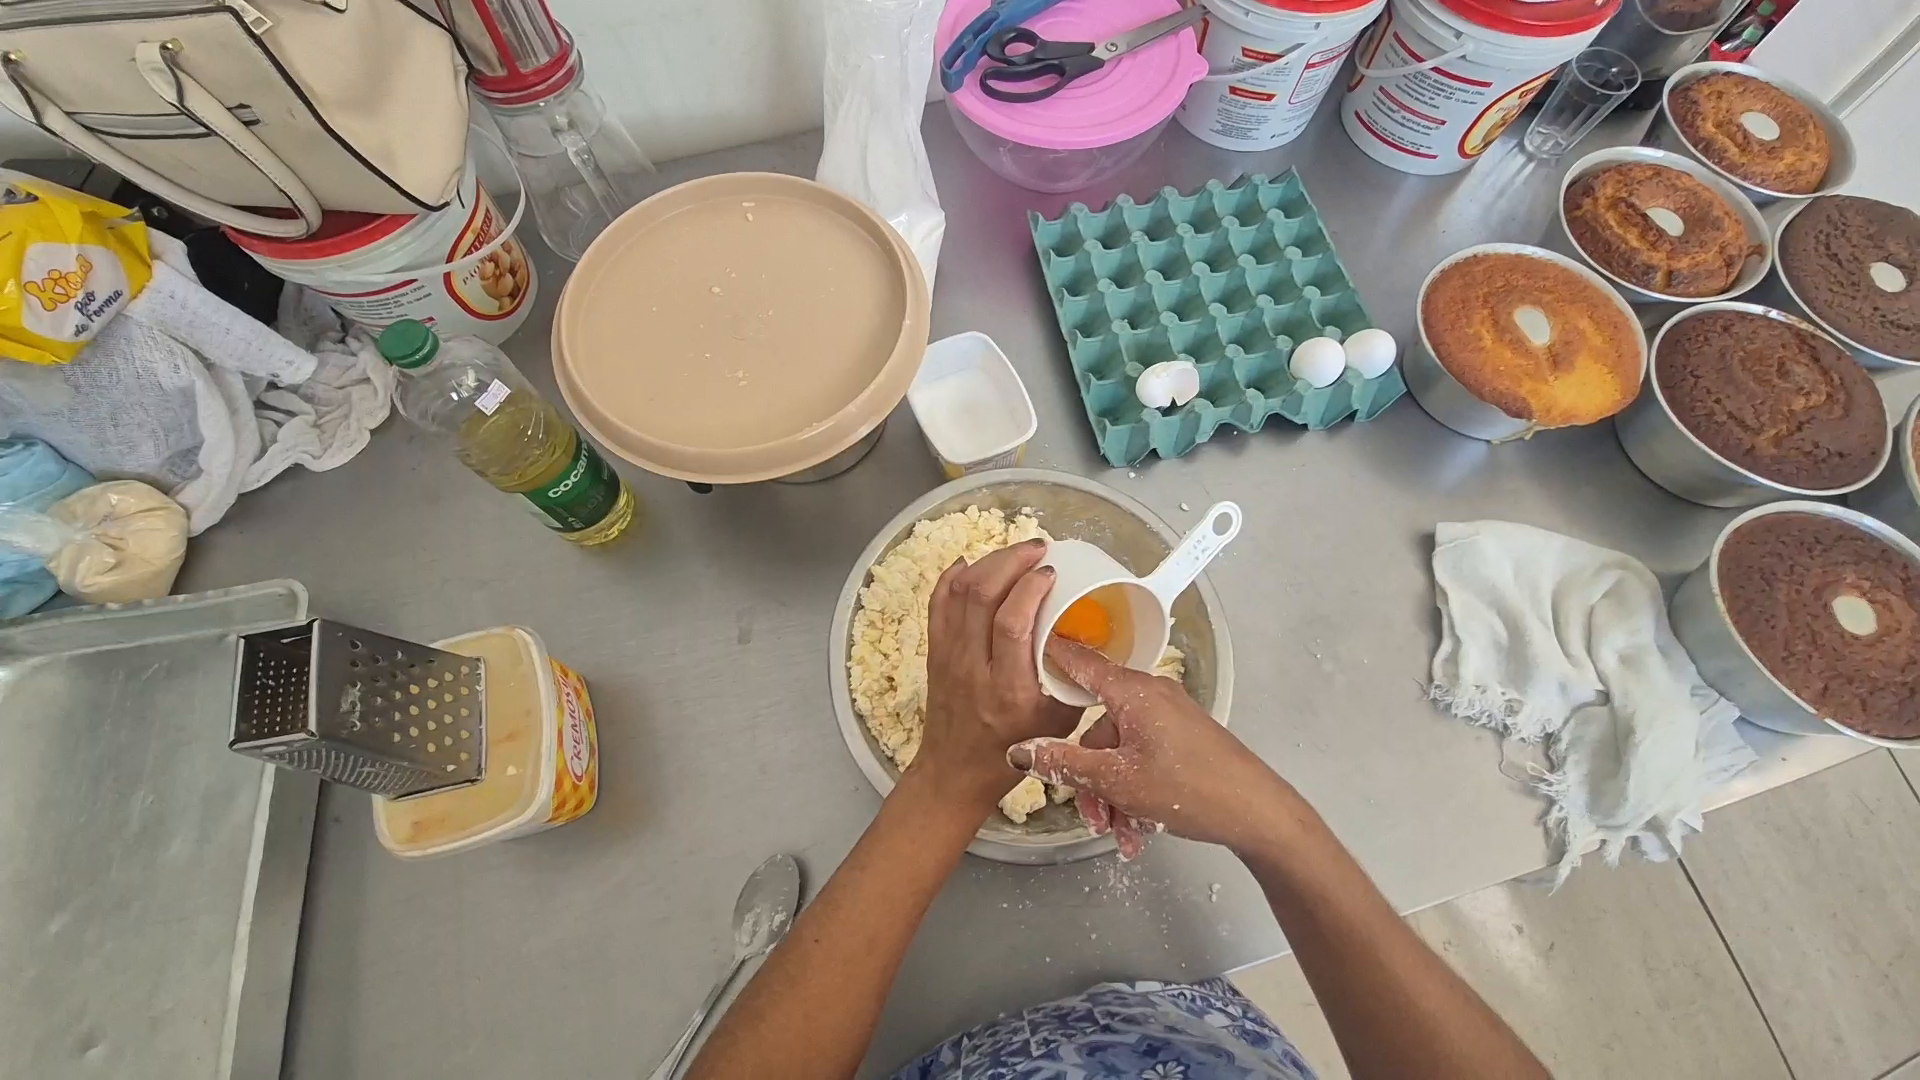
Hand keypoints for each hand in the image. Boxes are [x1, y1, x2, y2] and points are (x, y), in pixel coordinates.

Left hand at [913, 539, 1080, 809]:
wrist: (955, 772)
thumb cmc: (1010, 751)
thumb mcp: (1057, 724)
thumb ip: (1076, 681)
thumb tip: (1099, 638)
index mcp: (1008, 690)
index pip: (1013, 623)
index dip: (1030, 588)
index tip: (1051, 571)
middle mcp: (973, 667)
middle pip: (982, 596)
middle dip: (1010, 561)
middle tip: (1037, 549)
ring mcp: (948, 656)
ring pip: (959, 593)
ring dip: (988, 563)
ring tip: (1015, 553)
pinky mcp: (934, 651)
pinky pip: (937, 603)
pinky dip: (953, 577)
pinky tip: (972, 562)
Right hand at [1008, 637, 1289, 854]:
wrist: (1259, 814)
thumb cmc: (1189, 789)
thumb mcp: (1116, 780)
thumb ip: (1064, 763)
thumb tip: (1019, 752)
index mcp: (1132, 692)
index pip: (1079, 662)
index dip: (1048, 657)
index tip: (1021, 654)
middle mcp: (1149, 696)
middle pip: (1097, 727)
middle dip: (1089, 776)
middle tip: (1093, 816)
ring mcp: (1167, 717)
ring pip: (1119, 751)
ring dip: (1112, 794)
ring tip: (1121, 834)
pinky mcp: (1181, 739)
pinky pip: (1142, 758)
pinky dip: (1134, 791)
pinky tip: (1139, 831)